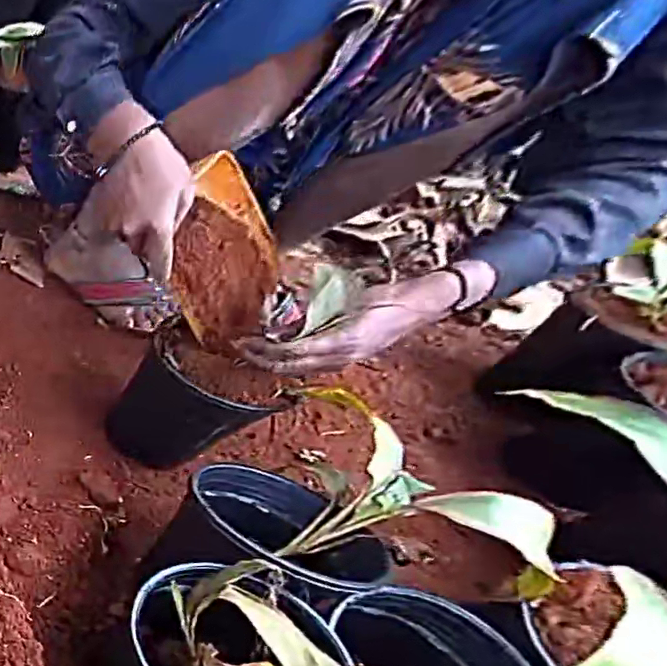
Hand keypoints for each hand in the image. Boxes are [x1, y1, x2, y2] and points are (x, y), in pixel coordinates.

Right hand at [78, 101, 194, 282]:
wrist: (128, 143)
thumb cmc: (162, 162)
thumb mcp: (185, 187)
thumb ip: (177, 218)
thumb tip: (166, 236)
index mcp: (158, 226)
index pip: (158, 262)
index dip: (158, 276)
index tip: (157, 286)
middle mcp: (132, 232)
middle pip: (133, 263)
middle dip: (136, 273)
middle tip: (137, 282)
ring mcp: (110, 228)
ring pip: (114, 253)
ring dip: (117, 261)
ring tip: (117, 269)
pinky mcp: (94, 220)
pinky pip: (101, 240)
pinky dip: (104, 245)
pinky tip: (105, 247)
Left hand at [236, 261, 495, 374]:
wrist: (427, 304)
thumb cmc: (394, 296)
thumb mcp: (353, 295)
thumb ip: (320, 303)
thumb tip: (285, 300)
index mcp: (344, 340)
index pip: (292, 352)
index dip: (264, 349)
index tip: (244, 340)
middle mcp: (342, 356)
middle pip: (289, 366)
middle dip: (260, 359)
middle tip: (239, 347)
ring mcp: (345, 360)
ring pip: (297, 369)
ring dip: (271, 362)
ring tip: (250, 352)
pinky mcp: (346, 359)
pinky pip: (309, 366)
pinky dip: (288, 361)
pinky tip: (274, 354)